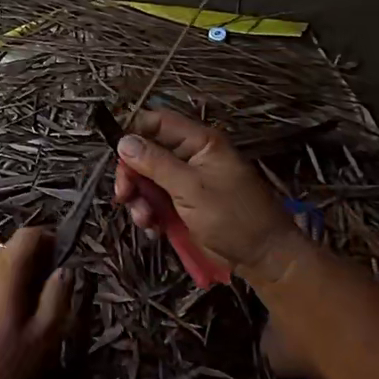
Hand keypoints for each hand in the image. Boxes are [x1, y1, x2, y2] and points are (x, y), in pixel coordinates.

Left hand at [0, 228, 72, 378]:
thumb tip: (66, 270)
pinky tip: (14, 312)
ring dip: (23, 272)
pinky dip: (7, 283)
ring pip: (3, 261)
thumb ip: (57, 297)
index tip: (66, 258)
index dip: (51, 238)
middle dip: (39, 258)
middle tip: (56, 286)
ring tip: (38, 303)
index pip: (29, 234)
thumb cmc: (1, 360)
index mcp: (6, 269)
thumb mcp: (42, 334)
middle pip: (16, 246)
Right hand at [113, 108, 306, 285]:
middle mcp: (191, 157)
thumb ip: (155, 163)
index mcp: (199, 142)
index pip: (157, 122)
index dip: (133, 134)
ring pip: (147, 180)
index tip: (116, 156)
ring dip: (139, 199)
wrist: (262, 256)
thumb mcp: (190, 188)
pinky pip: (155, 201)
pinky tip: (153, 228)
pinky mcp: (183, 204)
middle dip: (132, 174)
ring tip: (144, 219)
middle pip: (146, 153)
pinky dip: (149, 213)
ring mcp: (186, 182)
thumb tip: (123, 141)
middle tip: (123, 195)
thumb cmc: (232, 216)